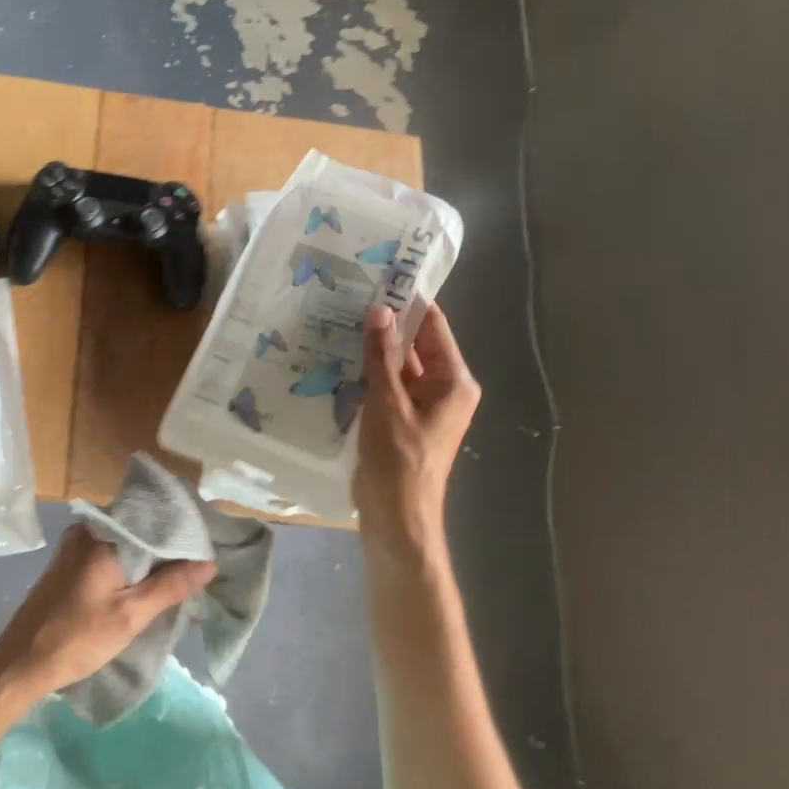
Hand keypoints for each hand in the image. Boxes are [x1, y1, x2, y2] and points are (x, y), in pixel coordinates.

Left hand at [0, 525, 214, 696]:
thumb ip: (170, 586)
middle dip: (168, 552)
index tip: (210, 552)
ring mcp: (74, 546)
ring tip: (182, 581)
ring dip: (149, 563)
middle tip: (201, 571)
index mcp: (101, 535)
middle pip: (139, 532)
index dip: (183, 537)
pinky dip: (130, 569)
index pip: (153, 521)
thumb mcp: (130, 616)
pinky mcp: (69, 563)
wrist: (22, 661)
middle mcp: (86, 530)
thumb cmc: (77, 638)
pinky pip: (109, 556)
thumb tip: (208, 562)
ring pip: (125, 546)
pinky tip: (149, 588)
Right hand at [354, 302, 480, 563]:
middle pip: (414, 344)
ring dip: (370, 348)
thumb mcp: (388, 401)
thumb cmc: (399, 458)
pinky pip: (383, 384)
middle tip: (347, 293)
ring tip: (335, 318)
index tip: (380, 275)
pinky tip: (335, 356)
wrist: (396, 514)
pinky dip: (365, 371)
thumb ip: (382, 355)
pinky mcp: (398, 418)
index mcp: (453, 381)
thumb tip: (380, 310)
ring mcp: (419, 404)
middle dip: (384, 323)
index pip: (434, 327)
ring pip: (395, 364)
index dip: (409, 302)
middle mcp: (442, 388)